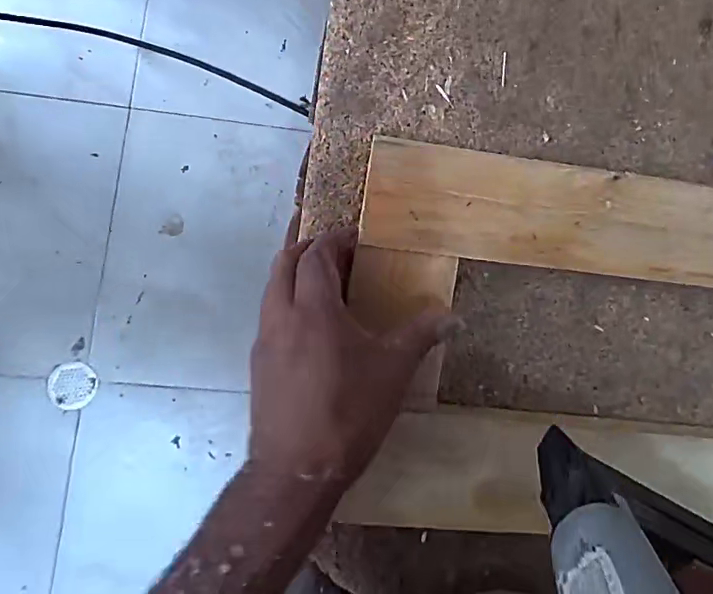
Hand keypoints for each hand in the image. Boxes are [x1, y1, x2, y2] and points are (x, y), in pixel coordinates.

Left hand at [246, 227, 453, 487]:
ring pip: (271, 290)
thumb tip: (453, 318)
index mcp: (313, 309)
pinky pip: (270, 317)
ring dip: (294, 276)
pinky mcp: (258, 368)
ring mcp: (264, 344)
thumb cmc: (348, 412)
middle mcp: (281, 317)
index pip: (315, 256)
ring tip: (327, 283)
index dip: (335, 239)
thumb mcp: (393, 369)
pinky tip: (314, 327)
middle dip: (307, 248)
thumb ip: (421, 335)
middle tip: (336, 249)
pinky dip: (289, 303)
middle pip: (283, 264)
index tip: (356, 236)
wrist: (293, 476)